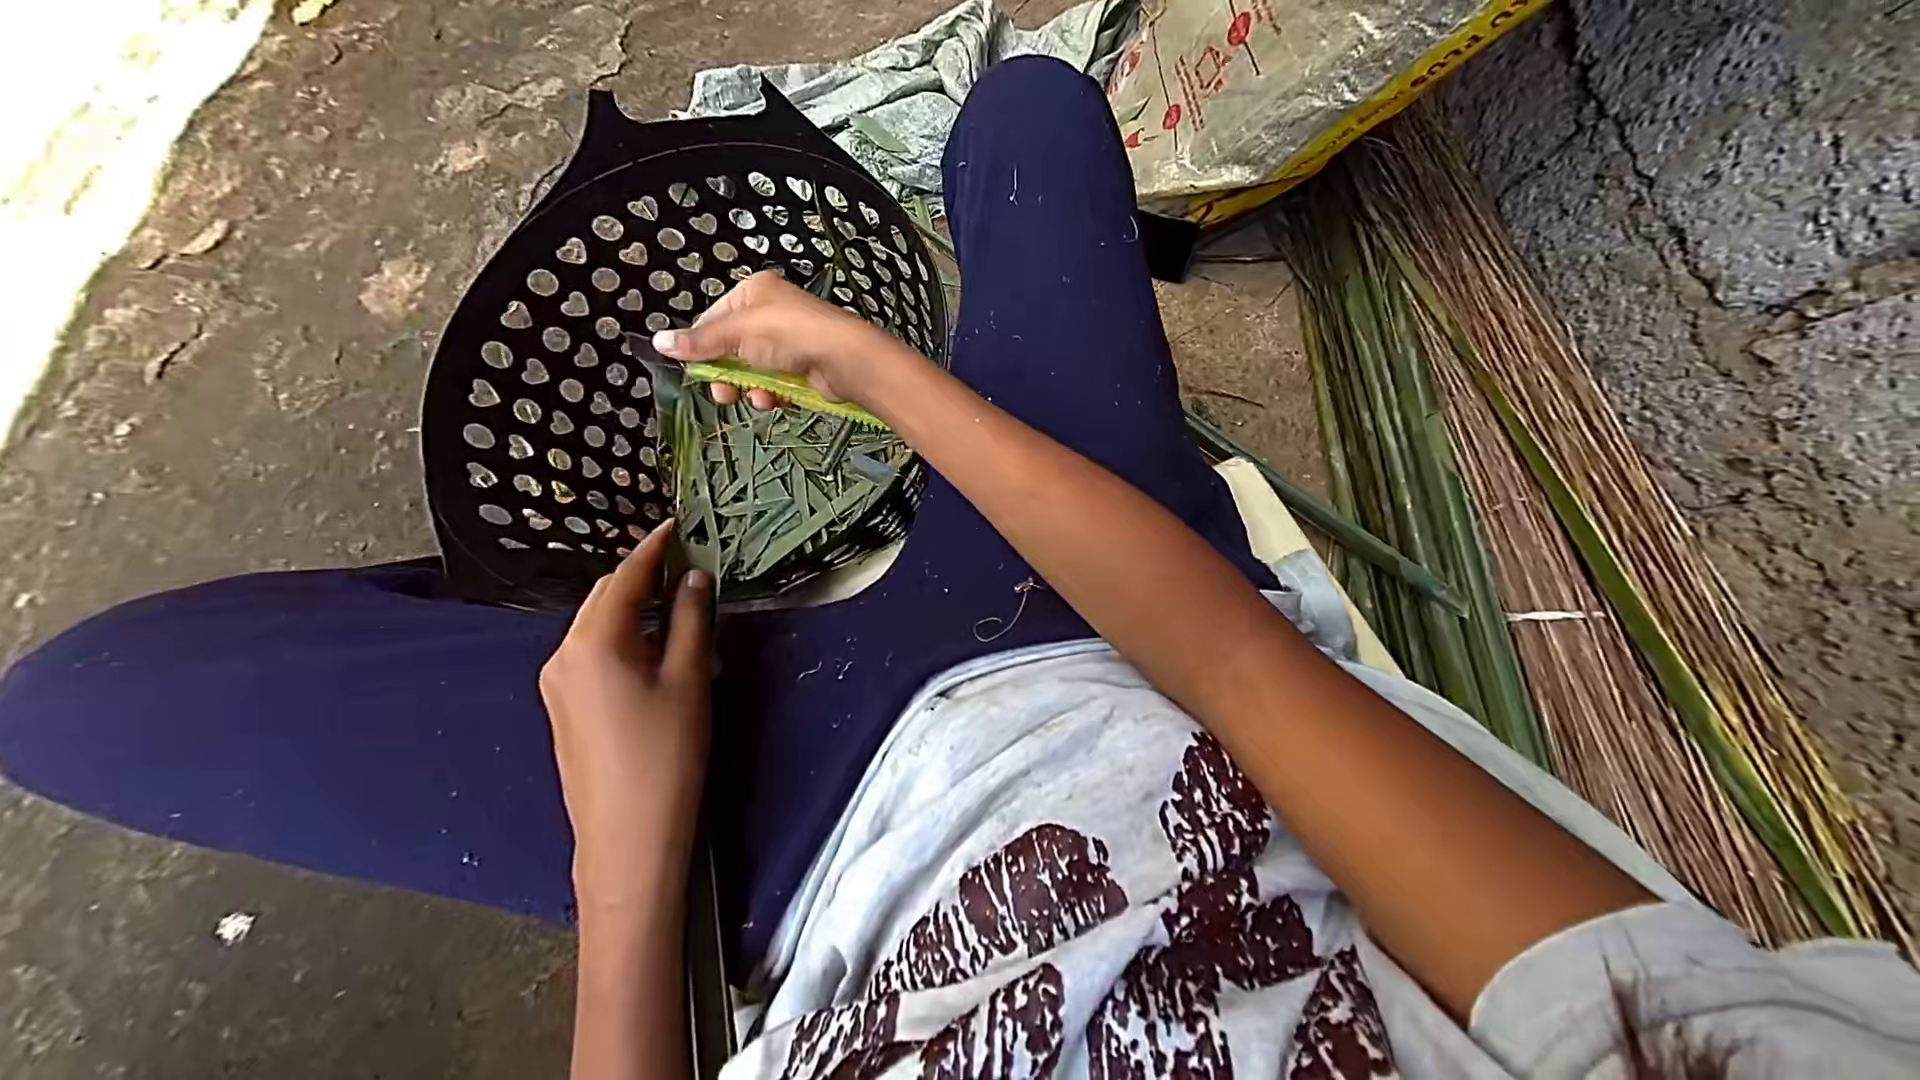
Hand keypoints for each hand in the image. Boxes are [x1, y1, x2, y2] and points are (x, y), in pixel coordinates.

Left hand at [540, 519, 714, 911]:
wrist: (626, 837)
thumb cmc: (666, 754)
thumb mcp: (689, 679)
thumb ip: (691, 620)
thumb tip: (695, 577)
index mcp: (593, 642)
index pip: (625, 578)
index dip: (653, 549)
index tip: (675, 525)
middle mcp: (563, 655)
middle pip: (604, 598)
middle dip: (642, 577)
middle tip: (684, 564)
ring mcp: (557, 684)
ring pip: (598, 626)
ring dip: (635, 608)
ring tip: (678, 604)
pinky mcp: (563, 708)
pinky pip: (593, 653)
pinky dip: (625, 636)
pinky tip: (655, 648)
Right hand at [649, 270, 911, 408]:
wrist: (844, 359)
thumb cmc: (791, 334)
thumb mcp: (739, 333)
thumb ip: (701, 342)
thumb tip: (659, 343)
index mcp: (753, 293)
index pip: (713, 319)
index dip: (702, 347)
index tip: (694, 369)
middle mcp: (771, 314)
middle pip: (732, 349)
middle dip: (727, 374)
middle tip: (723, 394)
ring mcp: (788, 343)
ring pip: (753, 371)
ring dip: (751, 388)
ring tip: (757, 397)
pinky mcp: (802, 368)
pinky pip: (776, 383)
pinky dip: (772, 393)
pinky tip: (775, 399)